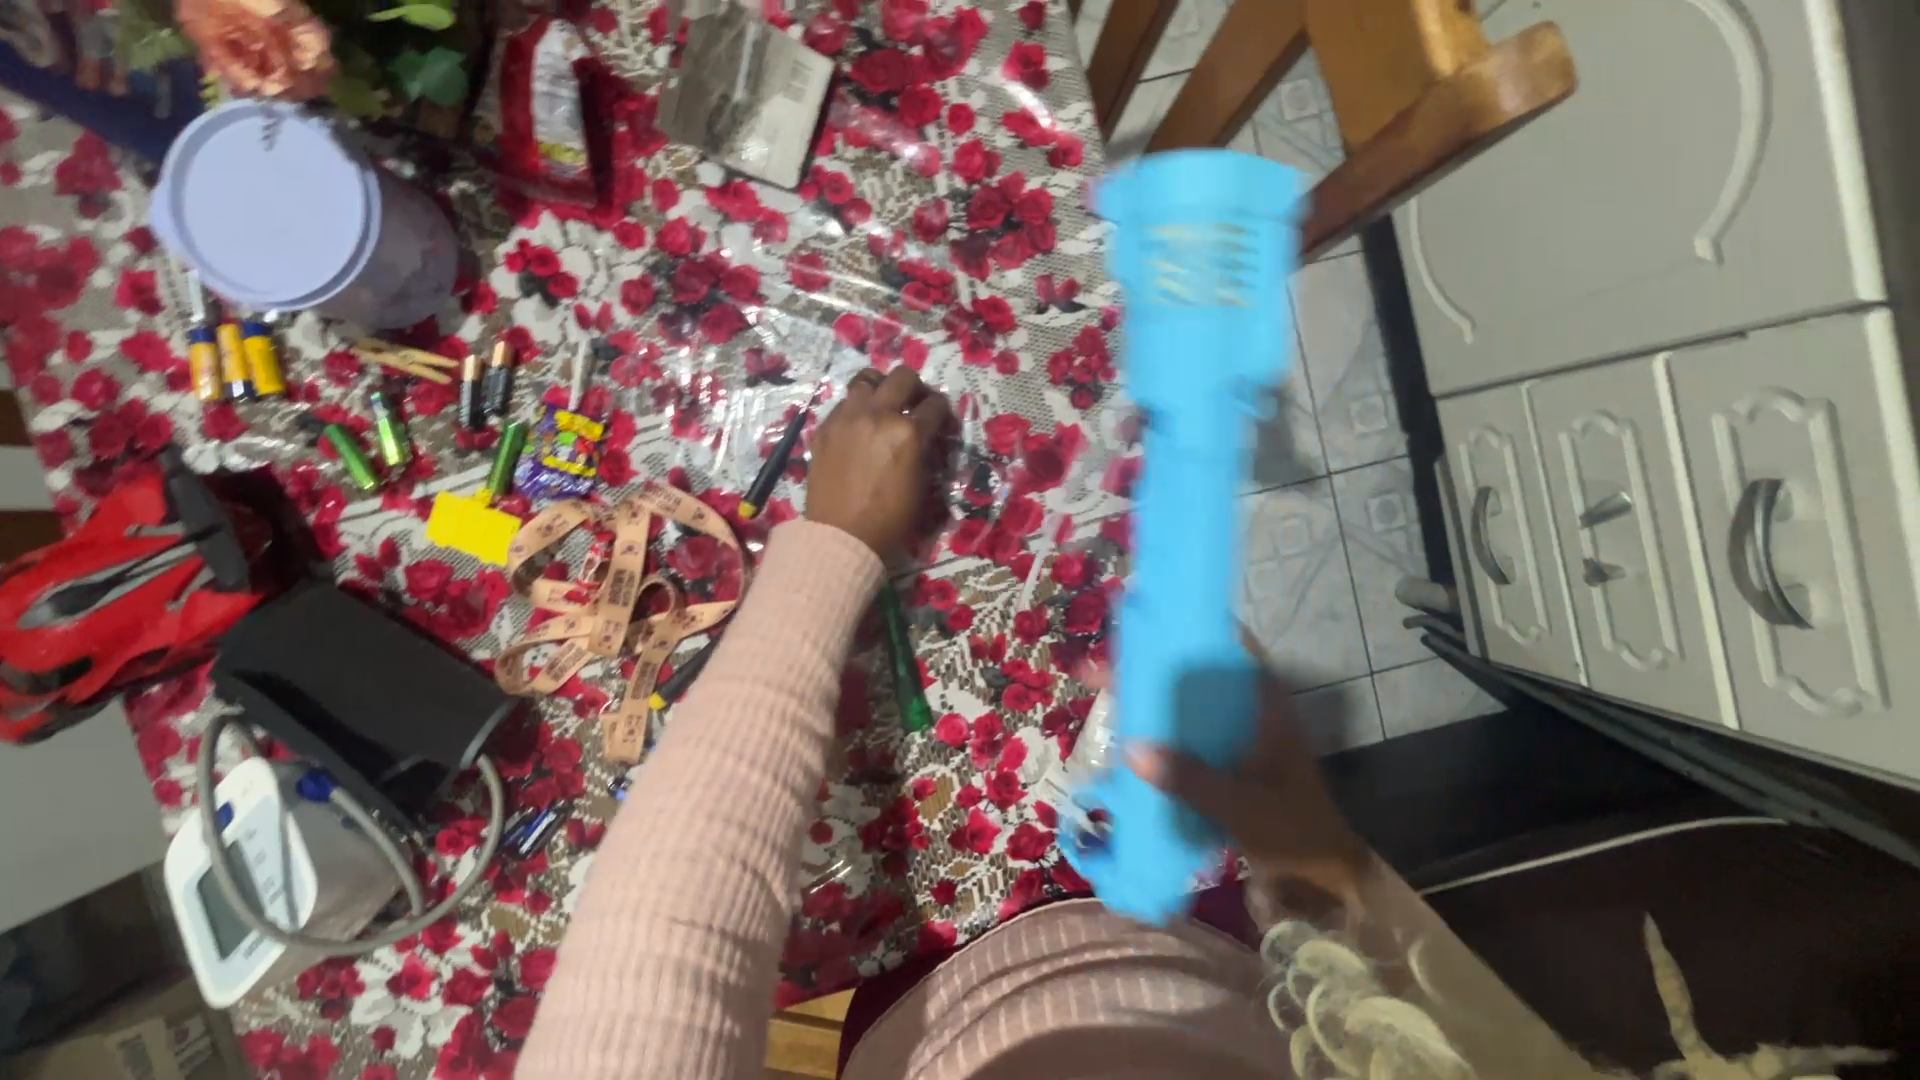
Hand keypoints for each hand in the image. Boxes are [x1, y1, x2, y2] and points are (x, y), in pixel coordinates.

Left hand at [806, 367, 952, 560]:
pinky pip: (843, 403)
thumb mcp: (921, 486)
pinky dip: (856, 408)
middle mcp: (877, 415)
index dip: (943, 412)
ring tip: (882, 405)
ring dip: (880, 388)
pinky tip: (858, 426)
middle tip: (914, 405)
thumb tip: (925, 437)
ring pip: (866, 379)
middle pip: (903, 376)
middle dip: (915, 388)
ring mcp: (847, 418)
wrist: (841, 536)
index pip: (935, 404)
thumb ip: (925, 451)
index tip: (941, 421)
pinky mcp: (824, 427)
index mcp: (908, 432)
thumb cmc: (889, 520)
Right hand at [1123, 654, 1371, 912]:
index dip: (1194, 629)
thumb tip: (1132, 750)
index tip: (1150, 621)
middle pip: (1198, 675)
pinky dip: (1158, 733)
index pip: (1234, 647)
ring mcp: (1236, 740)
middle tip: (1106, 666)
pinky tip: (1125, 736)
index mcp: (1265, 706)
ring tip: (1104, 693)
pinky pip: (1184, 738)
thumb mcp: (1243, 804)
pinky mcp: (1224, 766)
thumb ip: (1191, 778)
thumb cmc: (1293, 831)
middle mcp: (1248, 713)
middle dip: (1154, 667)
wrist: (1324, 884)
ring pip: (1187, 707)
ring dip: (1151, 701)